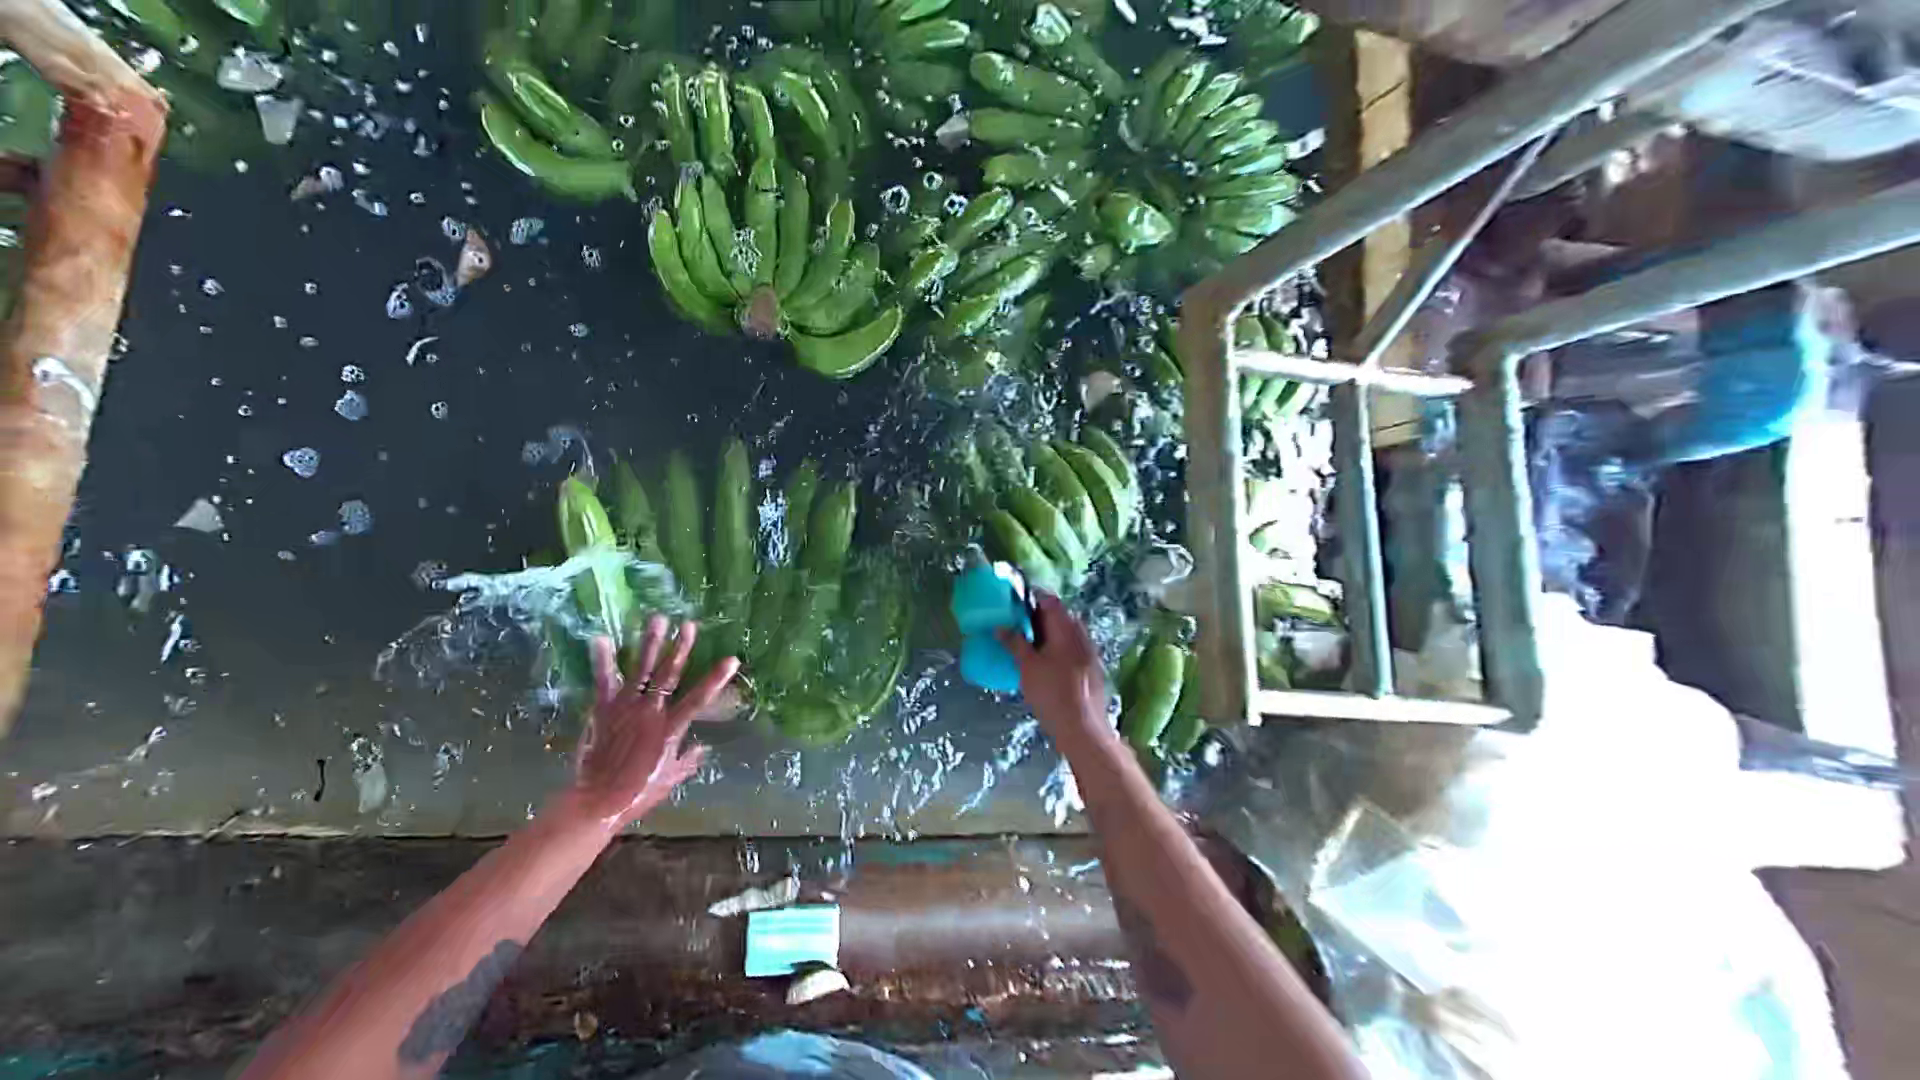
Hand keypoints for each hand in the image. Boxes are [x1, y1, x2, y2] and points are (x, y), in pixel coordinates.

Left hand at [568, 615, 739, 830]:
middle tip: (688, 625)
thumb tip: (702, 746)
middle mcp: (650, 712)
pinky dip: (603, 661)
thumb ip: (688, 759)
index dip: (716, 678)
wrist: (598, 802)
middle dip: (680, 648)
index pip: (699, 698)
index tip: (732, 659)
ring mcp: (625, 708)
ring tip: (657, 620)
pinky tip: (602, 639)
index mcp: (670, 728)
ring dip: (649, 644)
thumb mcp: (671, 778)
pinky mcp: (602, 711)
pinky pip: (603, 682)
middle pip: (668, 674)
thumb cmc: (639, 793)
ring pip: (641, 670)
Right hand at [999, 591, 1110, 746]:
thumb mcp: (1027, 666)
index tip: (1014, 605)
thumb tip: (1001, 627)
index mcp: (1066, 627)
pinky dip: (1058, 650)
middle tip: (1017, 627)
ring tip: (1028, 647)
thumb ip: (1014, 643)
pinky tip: (1046, 665)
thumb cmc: (1052, 693)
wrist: (1083, 728)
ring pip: (1066, 634)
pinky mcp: (1092, 669)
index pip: (1049, 600)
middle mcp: (1081, 634)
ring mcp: (1090, 652)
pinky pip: (1072, 650)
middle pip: (1059, 616)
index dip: (1032, 598)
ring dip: (1048, 636)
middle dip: (1038, 619)